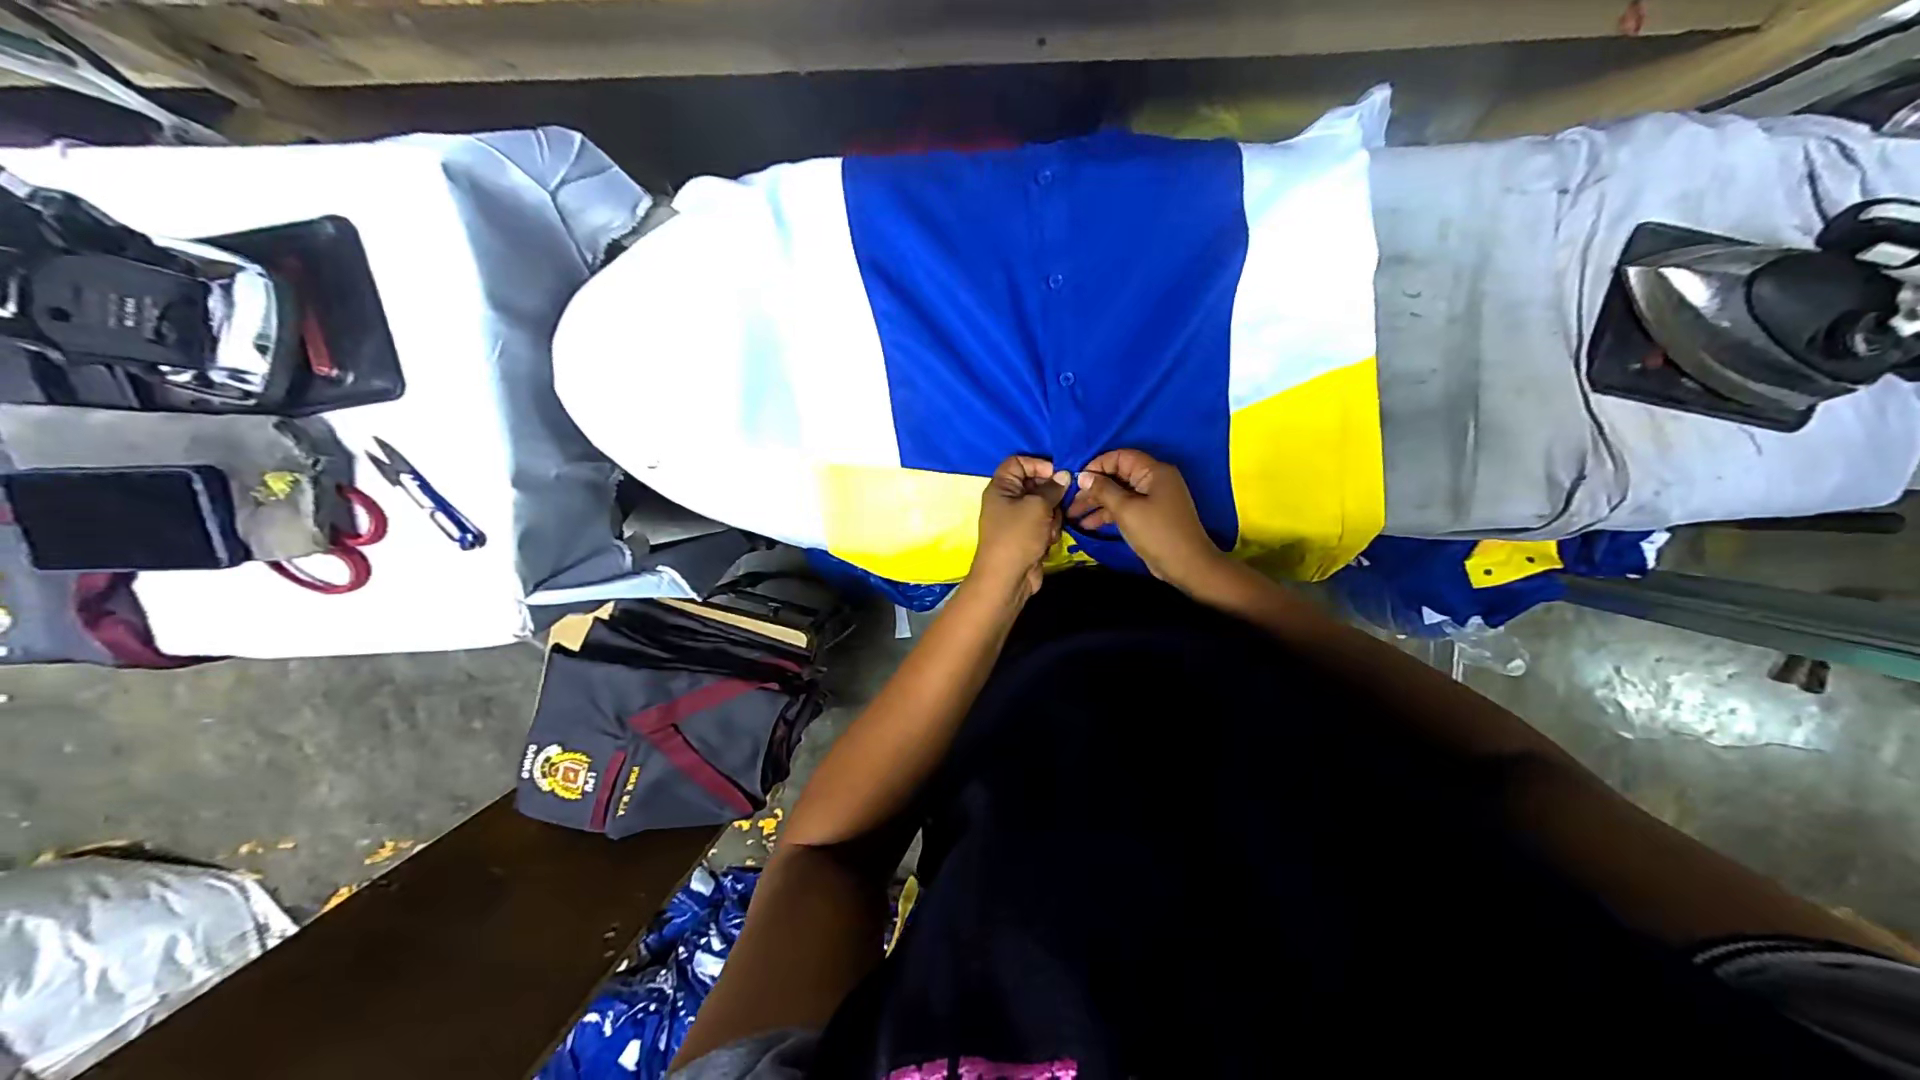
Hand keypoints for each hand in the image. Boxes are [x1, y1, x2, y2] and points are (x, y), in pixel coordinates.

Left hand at [971, 455, 1067, 600]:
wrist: (1008, 578)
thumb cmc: (1018, 535)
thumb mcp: (1037, 506)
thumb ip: (1053, 488)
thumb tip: (1064, 475)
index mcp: (1001, 487)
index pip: (1017, 462)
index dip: (1037, 464)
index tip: (1056, 474)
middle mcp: (1007, 500)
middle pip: (1035, 484)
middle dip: (1051, 495)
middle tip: (1057, 505)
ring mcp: (1017, 519)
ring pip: (1045, 505)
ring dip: (1052, 516)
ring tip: (1049, 529)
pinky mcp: (1028, 535)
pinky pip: (1045, 523)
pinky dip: (1049, 531)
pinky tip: (1047, 542)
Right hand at [1066, 449, 1227, 587]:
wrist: (1187, 565)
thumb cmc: (1157, 533)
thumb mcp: (1126, 510)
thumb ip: (1103, 490)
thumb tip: (1083, 476)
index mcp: (1154, 471)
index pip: (1120, 457)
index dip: (1097, 466)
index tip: (1076, 481)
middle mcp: (1154, 480)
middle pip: (1118, 476)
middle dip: (1093, 488)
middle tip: (1070, 502)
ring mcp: (1153, 498)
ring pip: (1119, 494)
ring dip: (1097, 504)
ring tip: (1073, 517)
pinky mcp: (1150, 515)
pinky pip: (1125, 508)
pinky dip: (1108, 514)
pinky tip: (1088, 525)